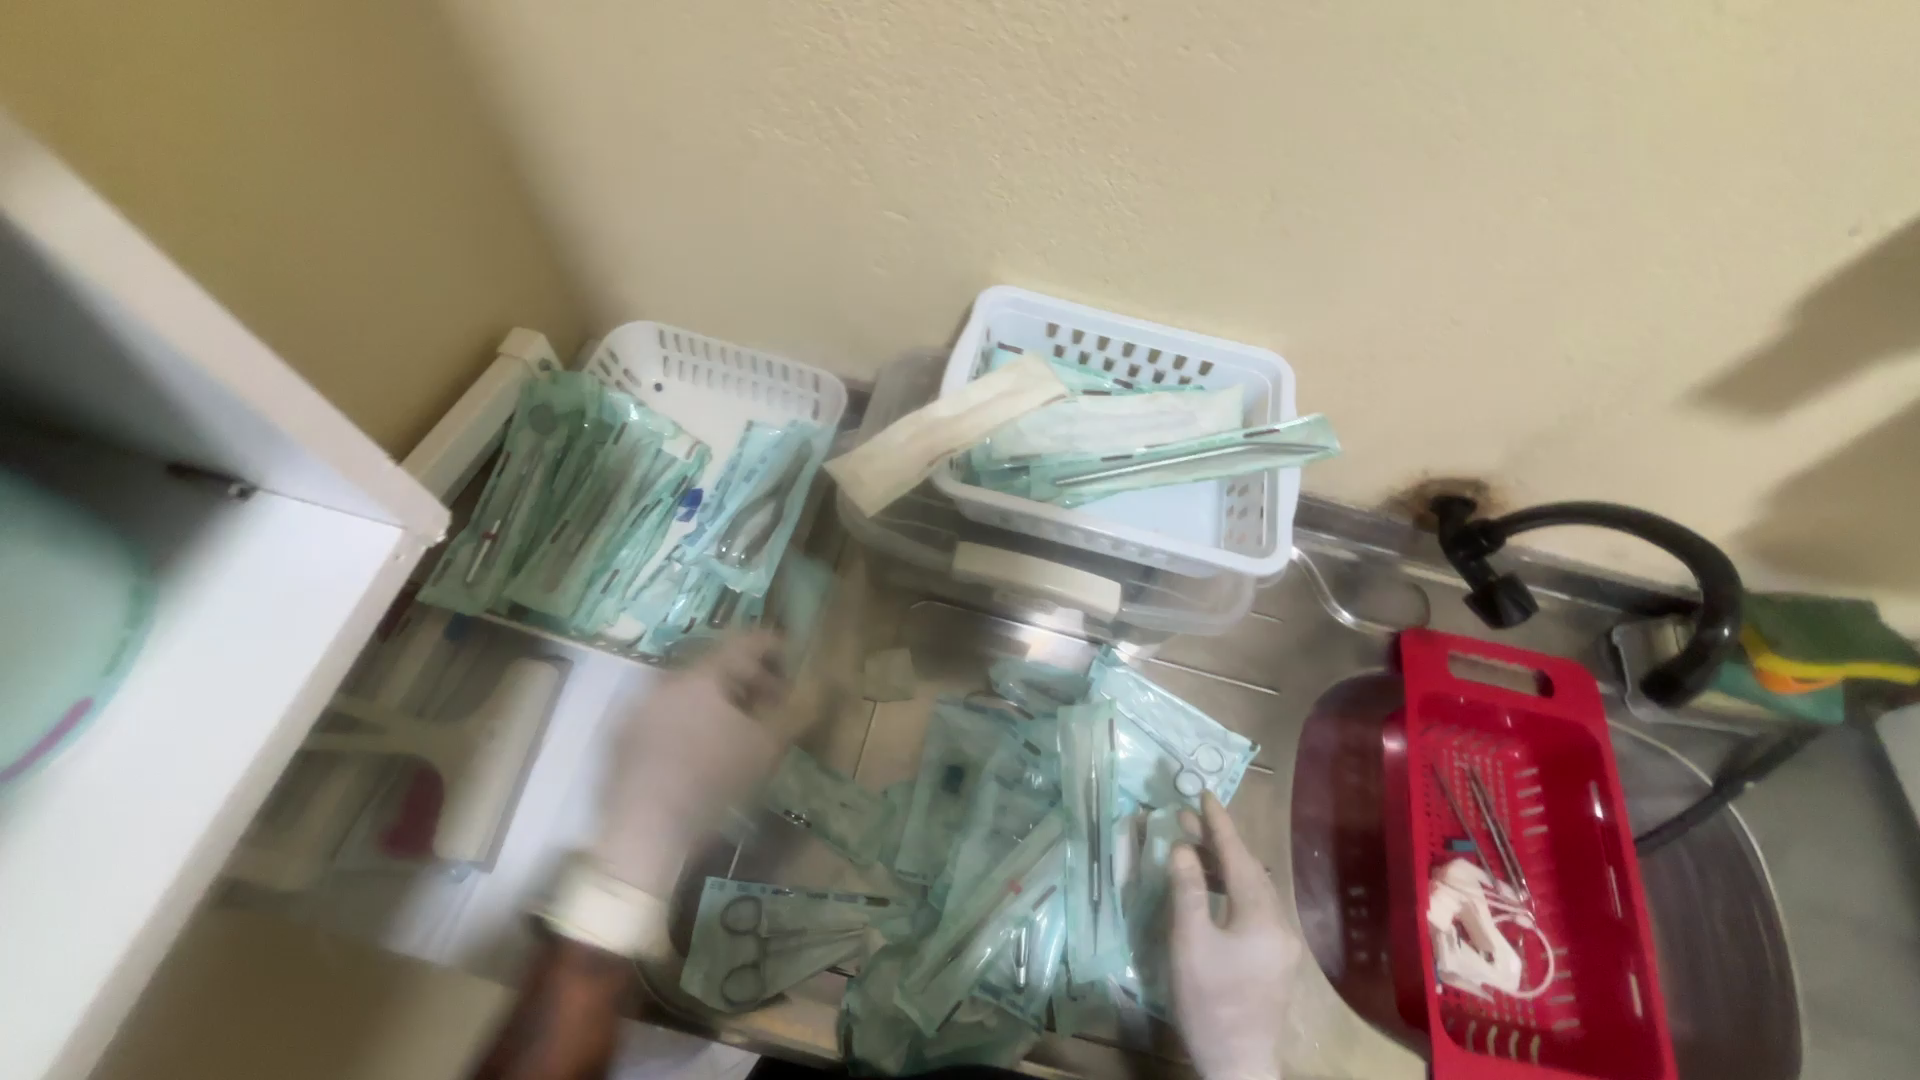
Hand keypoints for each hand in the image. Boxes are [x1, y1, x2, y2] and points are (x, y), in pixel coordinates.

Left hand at [592, 632, 789, 895]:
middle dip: (747, 680)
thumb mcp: (766, 747)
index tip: (793, 659)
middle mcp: (664, 680)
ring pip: (688, 690)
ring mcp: (636, 708)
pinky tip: (700, 749)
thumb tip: (819, 686)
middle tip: (771, 702)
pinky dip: (688, 719)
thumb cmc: (712, 783)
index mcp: (701, 675)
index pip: (744, 642)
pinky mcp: (620, 737)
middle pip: (715, 665)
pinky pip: (664, 713)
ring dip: (717, 700)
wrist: (642, 835)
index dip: (774, 646)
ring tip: (737, 728)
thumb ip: (795, 711)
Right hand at [1168, 792, 1301, 1079]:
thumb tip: (1183, 848)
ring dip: (1222, 867)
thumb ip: (1187, 889)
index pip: (1239, 858)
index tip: (1205, 794)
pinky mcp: (1273, 961)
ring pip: (1250, 891)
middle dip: (1217, 844)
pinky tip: (1207, 891)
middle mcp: (1279, 925)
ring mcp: (1280, 945)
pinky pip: (1252, 910)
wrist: (1237, 1065)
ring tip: (1190, 850)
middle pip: (1247, 871)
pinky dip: (1229, 890)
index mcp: (1262, 917)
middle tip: (1185, 820)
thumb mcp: (1189, 942)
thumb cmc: (1209, 1002)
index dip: (1220, 825)